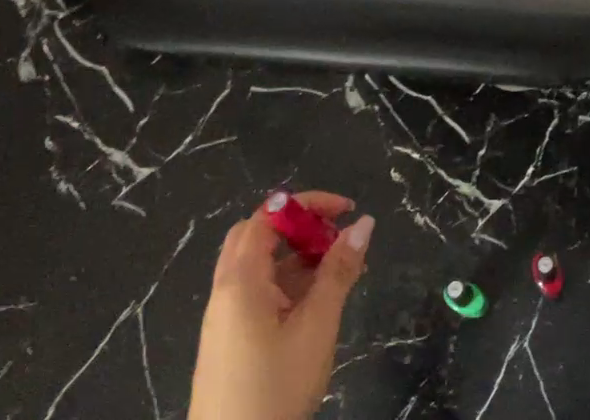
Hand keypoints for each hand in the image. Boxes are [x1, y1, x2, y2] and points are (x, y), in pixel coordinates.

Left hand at [189, 192, 375, 419]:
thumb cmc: (275, 386)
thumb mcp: (317, 326)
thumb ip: (339, 271)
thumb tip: (364, 223)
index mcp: (240, 281)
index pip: (268, 216)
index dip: (308, 204)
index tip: (348, 211)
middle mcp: (226, 290)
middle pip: (258, 235)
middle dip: (302, 226)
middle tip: (339, 239)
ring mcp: (226, 316)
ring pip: (260, 264)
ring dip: (299, 256)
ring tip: (342, 273)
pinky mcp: (230, 338)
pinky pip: (259, 291)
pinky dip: (290, 283)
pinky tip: (319, 303)